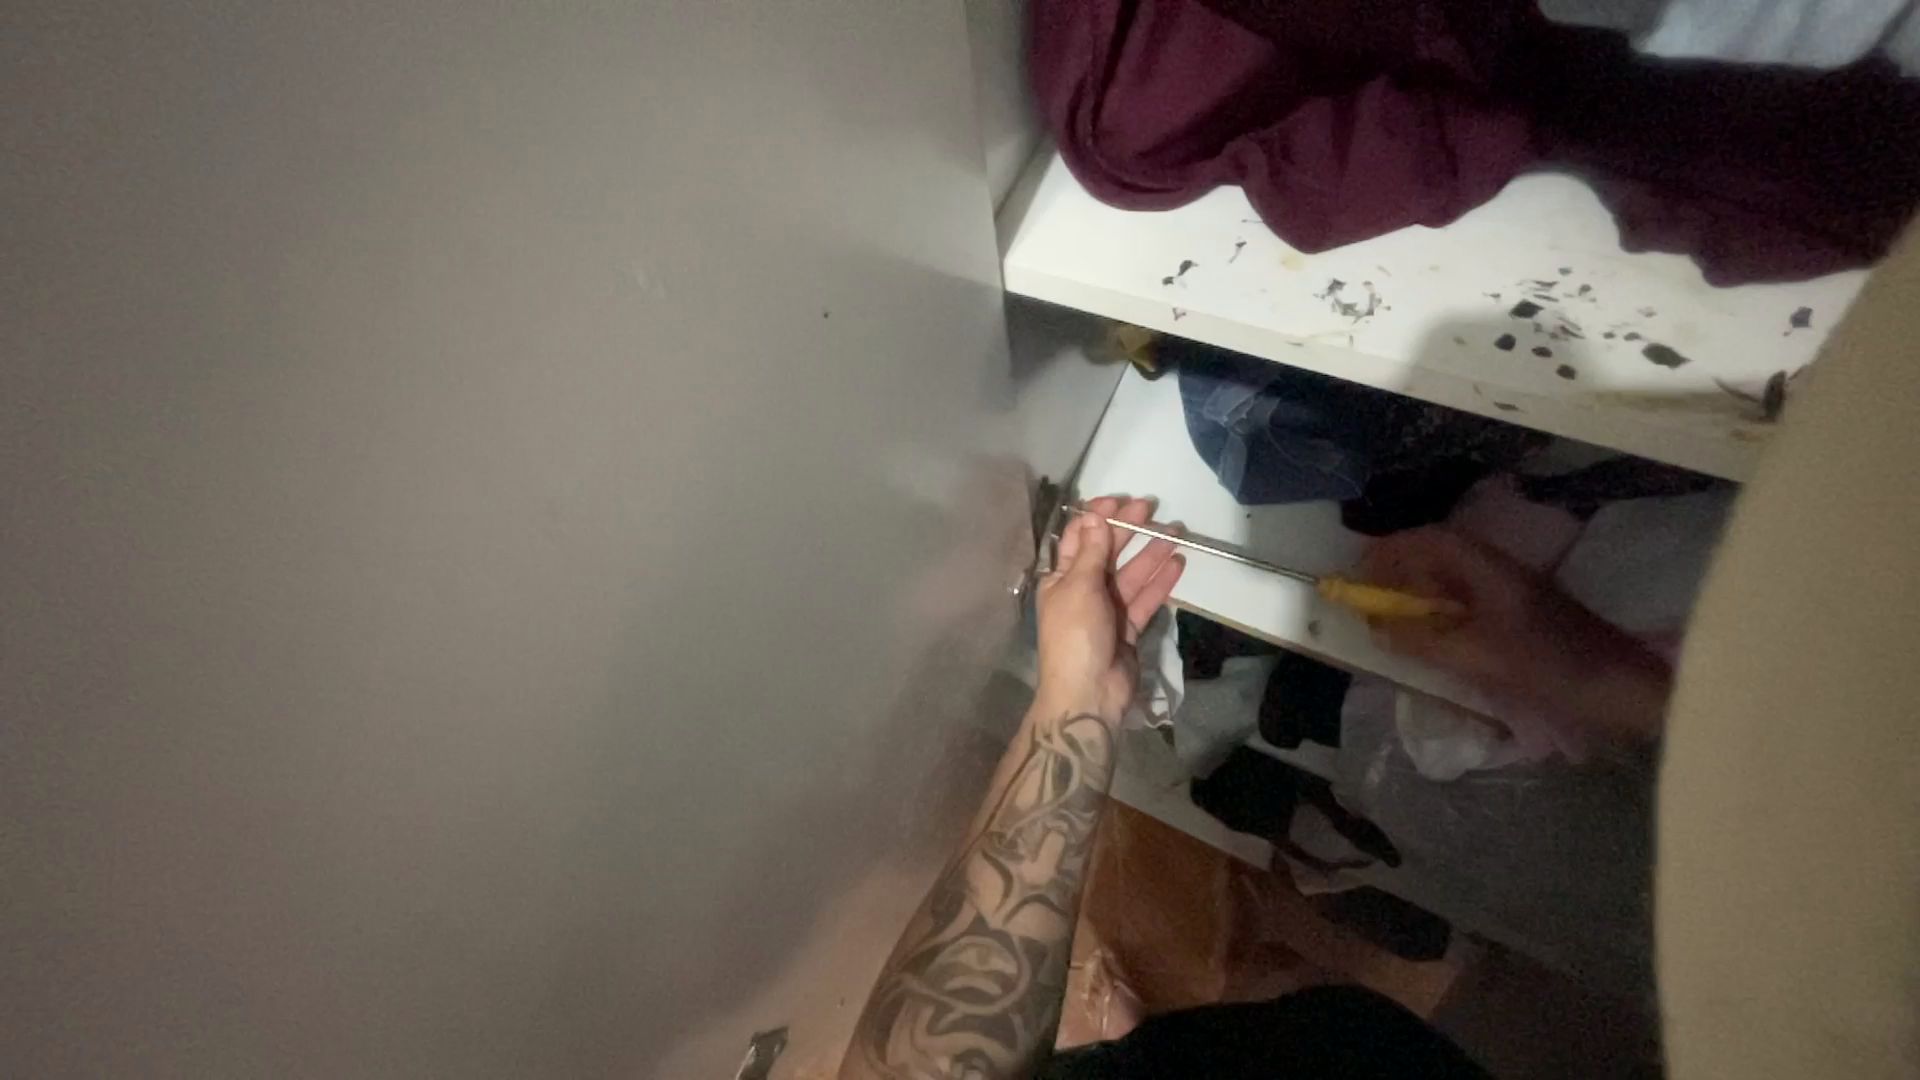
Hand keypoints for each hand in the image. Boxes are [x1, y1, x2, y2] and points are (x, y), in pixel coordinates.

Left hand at [1035, 496, 1185, 720]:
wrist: (1088, 693)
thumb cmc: (1076, 635)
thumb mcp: (1079, 587)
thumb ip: (1091, 552)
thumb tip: (1092, 517)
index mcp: (1060, 579)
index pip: (1077, 539)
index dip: (1095, 517)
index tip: (1118, 500)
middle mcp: (1081, 590)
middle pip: (1106, 552)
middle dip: (1127, 529)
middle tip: (1152, 508)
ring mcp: (1106, 609)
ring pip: (1130, 574)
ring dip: (1151, 552)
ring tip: (1176, 530)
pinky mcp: (1127, 628)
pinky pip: (1144, 598)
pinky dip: (1160, 581)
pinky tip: (1178, 562)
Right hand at [1359, 525, 1668, 741]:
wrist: (1631, 692)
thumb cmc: (1552, 667)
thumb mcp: (1478, 657)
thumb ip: (1421, 641)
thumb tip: (1375, 628)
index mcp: (1491, 571)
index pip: (1432, 540)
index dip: (1391, 549)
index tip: (1360, 568)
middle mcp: (1501, 573)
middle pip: (1440, 555)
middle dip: (1399, 568)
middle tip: (1369, 591)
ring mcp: (1514, 593)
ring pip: (1453, 578)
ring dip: (1418, 589)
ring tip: (1391, 613)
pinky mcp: (1522, 615)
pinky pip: (1467, 600)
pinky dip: (1438, 608)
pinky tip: (1429, 632)